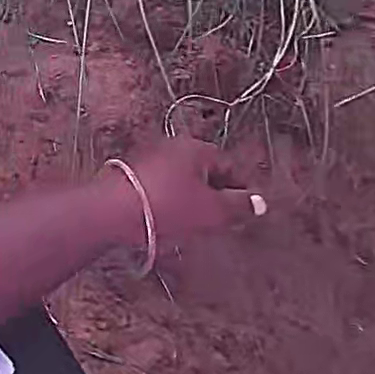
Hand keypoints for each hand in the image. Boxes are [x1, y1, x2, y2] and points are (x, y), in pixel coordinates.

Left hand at [112, 137, 262, 249]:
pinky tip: (175, 222)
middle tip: (228, 221)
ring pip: (185, 181)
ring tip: (202, 226)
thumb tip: (259, 202)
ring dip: (196, 201)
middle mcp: (172, 147)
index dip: (243, 189)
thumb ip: (239, 206)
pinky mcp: (136, 175)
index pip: (229, 165)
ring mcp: (152, 159)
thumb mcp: (212, 210)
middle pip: (206, 171)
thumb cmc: (168, 206)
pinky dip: (176, 202)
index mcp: (194, 148)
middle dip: (219, 196)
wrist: (114, 211)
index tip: (250, 212)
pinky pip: (166, 188)